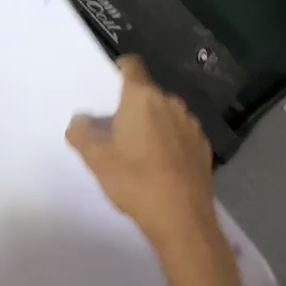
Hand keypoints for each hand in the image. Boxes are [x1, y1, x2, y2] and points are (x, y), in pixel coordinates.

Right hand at [66, 56, 250, 285]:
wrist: (184, 221)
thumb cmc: (136, 181)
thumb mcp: (96, 159)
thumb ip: (82, 132)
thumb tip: (81, 120)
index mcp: (142, 97)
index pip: (132, 65)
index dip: (120, 68)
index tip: (110, 83)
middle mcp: (170, 102)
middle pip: (147, 93)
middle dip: (133, 105)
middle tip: (117, 130)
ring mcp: (191, 124)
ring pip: (166, 113)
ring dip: (154, 123)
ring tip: (141, 153)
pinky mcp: (204, 147)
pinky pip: (181, 133)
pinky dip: (171, 142)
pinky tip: (163, 167)